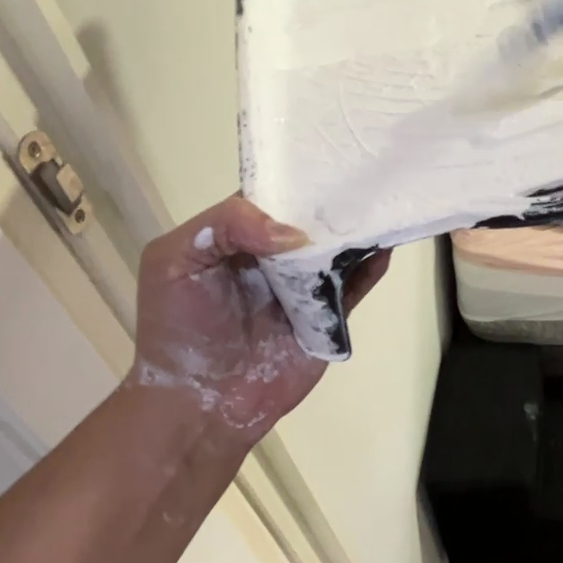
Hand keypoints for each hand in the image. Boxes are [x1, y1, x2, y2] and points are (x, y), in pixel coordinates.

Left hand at [124, 196, 389, 440]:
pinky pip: (356, 285)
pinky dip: (373, 266)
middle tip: (368, 175)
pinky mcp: (329, 316)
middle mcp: (275, 256)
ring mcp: (305, 287)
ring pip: (340, 249)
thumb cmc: (178, 329)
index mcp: (237, 236)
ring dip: (361, 229)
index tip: (328, 159)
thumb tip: (298, 234)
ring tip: (387, 203)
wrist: (201, 403)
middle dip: (337, 199)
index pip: (274, 196)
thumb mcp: (174, 261)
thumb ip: (225, 227)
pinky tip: (387, 245)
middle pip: (313, 218)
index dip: (298, 178)